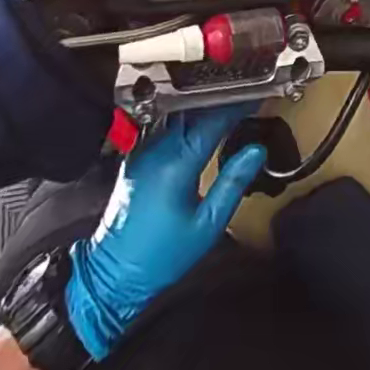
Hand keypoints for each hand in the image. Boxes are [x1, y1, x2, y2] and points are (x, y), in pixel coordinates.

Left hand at [64, 105, 267, 358]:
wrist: (114, 271)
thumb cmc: (160, 255)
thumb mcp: (208, 224)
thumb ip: (233, 182)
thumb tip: (255, 152)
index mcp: (175, 165)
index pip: (211, 122)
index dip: (235, 107)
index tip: (254, 99)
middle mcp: (154, 151)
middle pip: (191, 112)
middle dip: (219, 102)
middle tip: (244, 98)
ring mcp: (141, 152)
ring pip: (175, 116)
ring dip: (201, 109)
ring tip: (226, 107)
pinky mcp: (135, 157)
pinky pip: (163, 128)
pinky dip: (185, 122)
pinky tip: (199, 125)